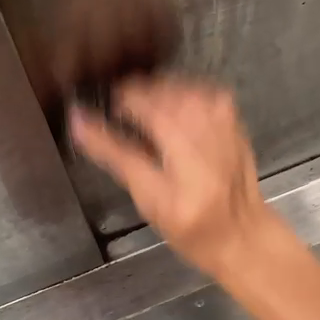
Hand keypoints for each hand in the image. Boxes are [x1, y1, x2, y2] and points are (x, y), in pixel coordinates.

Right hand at [68, 78, 277, 275]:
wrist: (241, 232)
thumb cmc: (190, 224)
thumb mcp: (147, 196)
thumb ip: (113, 153)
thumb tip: (78, 120)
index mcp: (185, 144)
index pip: (141, 101)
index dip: (117, 99)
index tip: (102, 105)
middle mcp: (208, 121)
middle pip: (159, 90)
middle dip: (136, 97)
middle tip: (119, 113)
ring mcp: (224, 115)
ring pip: (177, 87)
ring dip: (156, 96)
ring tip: (143, 119)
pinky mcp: (231, 115)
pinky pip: (197, 92)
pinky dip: (177, 99)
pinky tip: (170, 119)